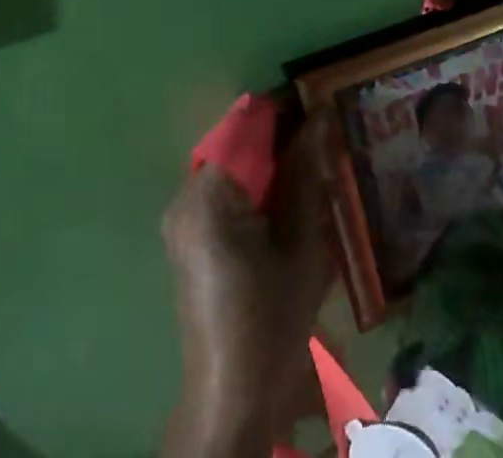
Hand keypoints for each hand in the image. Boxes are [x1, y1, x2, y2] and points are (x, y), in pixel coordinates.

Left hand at [161, 104, 334, 457]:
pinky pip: (220, 192)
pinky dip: (252, 188)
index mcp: (207, 197)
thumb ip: (305, 175)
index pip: (243, 128)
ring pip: (228, 168)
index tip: (320, 109)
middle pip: (233, 146)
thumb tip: (319, 117)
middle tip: (323, 144)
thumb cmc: (272, 321)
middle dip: (277, 140)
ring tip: (311, 171)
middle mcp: (183, 197)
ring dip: (267, 164)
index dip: (283, 113)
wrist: (231, 393)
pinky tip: (284, 204)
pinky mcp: (184, 237)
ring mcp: (179, 218)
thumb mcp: (301, 246)